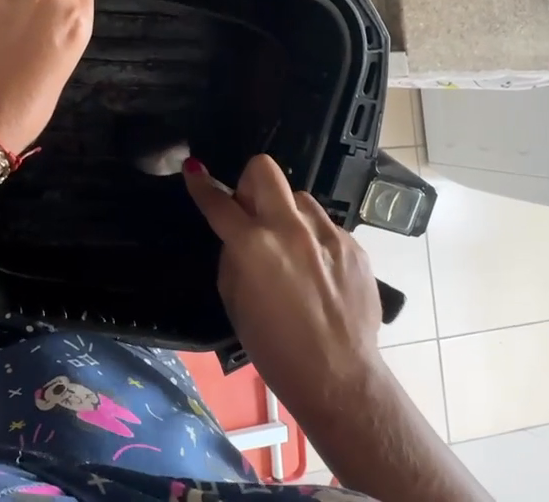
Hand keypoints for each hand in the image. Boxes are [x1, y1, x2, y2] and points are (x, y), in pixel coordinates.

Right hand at [184, 155, 382, 392]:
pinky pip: (325, 227)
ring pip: (299, 199)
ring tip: (292, 250)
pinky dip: (314, 240)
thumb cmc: (274, 348)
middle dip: (250, 183)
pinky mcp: (354, 247)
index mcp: (253, 244)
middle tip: (251, 213)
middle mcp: (290, 228)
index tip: (193, 170)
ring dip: (287, 215)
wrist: (339, 378)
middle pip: (264, 170)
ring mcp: (328, 235)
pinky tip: (318, 273)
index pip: (218, 201)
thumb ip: (233, 255)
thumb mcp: (234, 299)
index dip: (201, 184)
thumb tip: (237, 233)